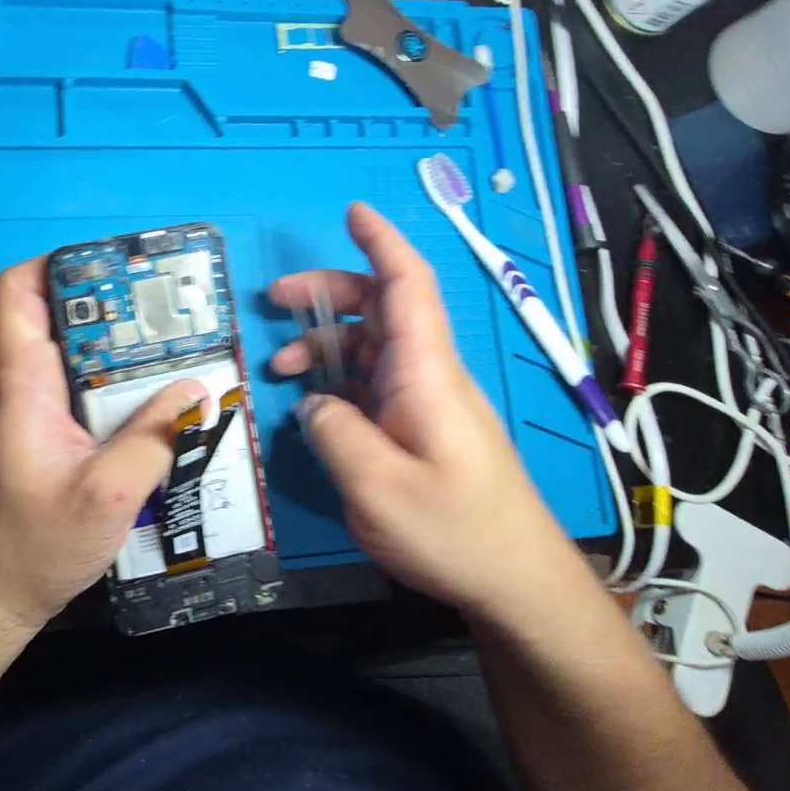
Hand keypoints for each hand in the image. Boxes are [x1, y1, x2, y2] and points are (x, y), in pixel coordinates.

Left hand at [0, 257, 204, 633]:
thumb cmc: (33, 547)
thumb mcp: (106, 495)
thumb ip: (154, 439)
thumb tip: (199, 391)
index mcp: (22, 384)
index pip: (18, 294)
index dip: (58, 265)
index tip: (116, 270)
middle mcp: (26, 387)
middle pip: (61, 318)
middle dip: (114, 306)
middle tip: (173, 311)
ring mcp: (38, 412)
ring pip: (80, 358)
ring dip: (126, 350)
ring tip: (182, 348)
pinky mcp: (52, 437)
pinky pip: (89, 394)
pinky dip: (124, 388)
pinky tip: (165, 401)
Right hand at [269, 203, 578, 619]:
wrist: (515, 579)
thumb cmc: (452, 530)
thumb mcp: (375, 488)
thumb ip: (333, 433)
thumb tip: (315, 403)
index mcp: (425, 372)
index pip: (407, 284)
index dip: (381, 241)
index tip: (353, 212)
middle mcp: (430, 374)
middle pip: (382, 307)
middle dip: (327, 292)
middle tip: (274, 300)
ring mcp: (429, 401)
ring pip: (374, 345)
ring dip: (326, 343)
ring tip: (281, 369)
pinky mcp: (426, 427)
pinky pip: (377, 382)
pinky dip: (340, 380)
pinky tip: (315, 406)